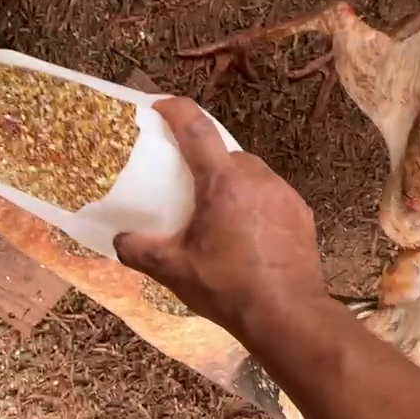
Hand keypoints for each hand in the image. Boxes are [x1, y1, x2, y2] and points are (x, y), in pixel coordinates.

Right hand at [115, 98, 334, 339]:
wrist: (285, 313)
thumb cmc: (224, 286)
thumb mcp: (170, 270)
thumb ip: (138, 250)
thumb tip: (120, 240)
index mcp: (223, 184)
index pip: (197, 132)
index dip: (176, 112)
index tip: (159, 105)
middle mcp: (257, 179)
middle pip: (225, 154)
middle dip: (203, 162)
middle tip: (183, 185)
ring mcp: (284, 195)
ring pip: (249, 174)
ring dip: (227, 185)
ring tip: (210, 215)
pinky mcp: (299, 213)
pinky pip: (267, 196)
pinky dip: (248, 204)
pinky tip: (238, 234)